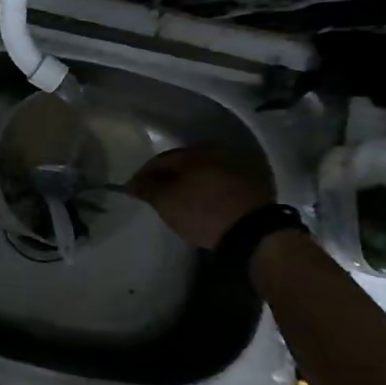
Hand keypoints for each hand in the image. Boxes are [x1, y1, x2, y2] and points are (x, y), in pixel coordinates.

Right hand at [126, 146, 274, 248]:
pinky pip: (219, 183)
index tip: (132, 190)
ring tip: (177, 199)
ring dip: (188, 183)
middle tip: (154, 193)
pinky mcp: (252, 185)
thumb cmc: (201, 211)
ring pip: (203, 172)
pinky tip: (200, 202)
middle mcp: (216, 153)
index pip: (160, 160)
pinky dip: (206, 190)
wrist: (253, 231)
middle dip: (167, 177)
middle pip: (183, 164)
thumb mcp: (166, 202)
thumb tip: (133, 183)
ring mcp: (237, 168)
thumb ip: (147, 189)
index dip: (143, 175)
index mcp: (193, 153)